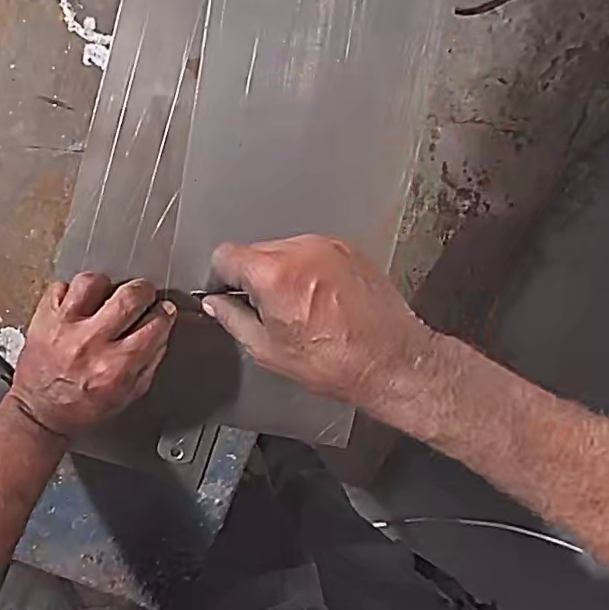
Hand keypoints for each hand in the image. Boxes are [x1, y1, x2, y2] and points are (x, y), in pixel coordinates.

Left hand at [9, 273, 176, 436]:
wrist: (39, 414)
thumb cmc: (82, 408)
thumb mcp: (128, 395)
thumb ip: (150, 362)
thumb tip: (163, 331)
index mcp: (116, 367)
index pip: (154, 325)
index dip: (165, 314)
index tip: (164, 311)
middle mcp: (91, 343)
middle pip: (130, 296)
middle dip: (144, 292)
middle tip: (144, 296)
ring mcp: (65, 327)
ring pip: (94, 282)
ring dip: (106, 287)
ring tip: (107, 297)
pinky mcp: (44, 318)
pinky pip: (62, 286)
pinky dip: (73, 292)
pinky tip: (79, 304)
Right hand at [202, 235, 437, 411]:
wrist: (391, 361)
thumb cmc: (337, 362)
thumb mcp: (268, 350)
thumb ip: (234, 319)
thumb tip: (217, 305)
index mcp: (275, 275)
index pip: (226, 255)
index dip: (220, 277)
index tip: (225, 292)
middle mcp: (301, 251)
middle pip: (255, 250)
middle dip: (252, 276)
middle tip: (264, 309)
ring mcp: (328, 247)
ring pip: (283, 250)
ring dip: (280, 272)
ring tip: (298, 308)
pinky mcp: (348, 250)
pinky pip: (311, 252)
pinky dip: (306, 270)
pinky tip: (318, 300)